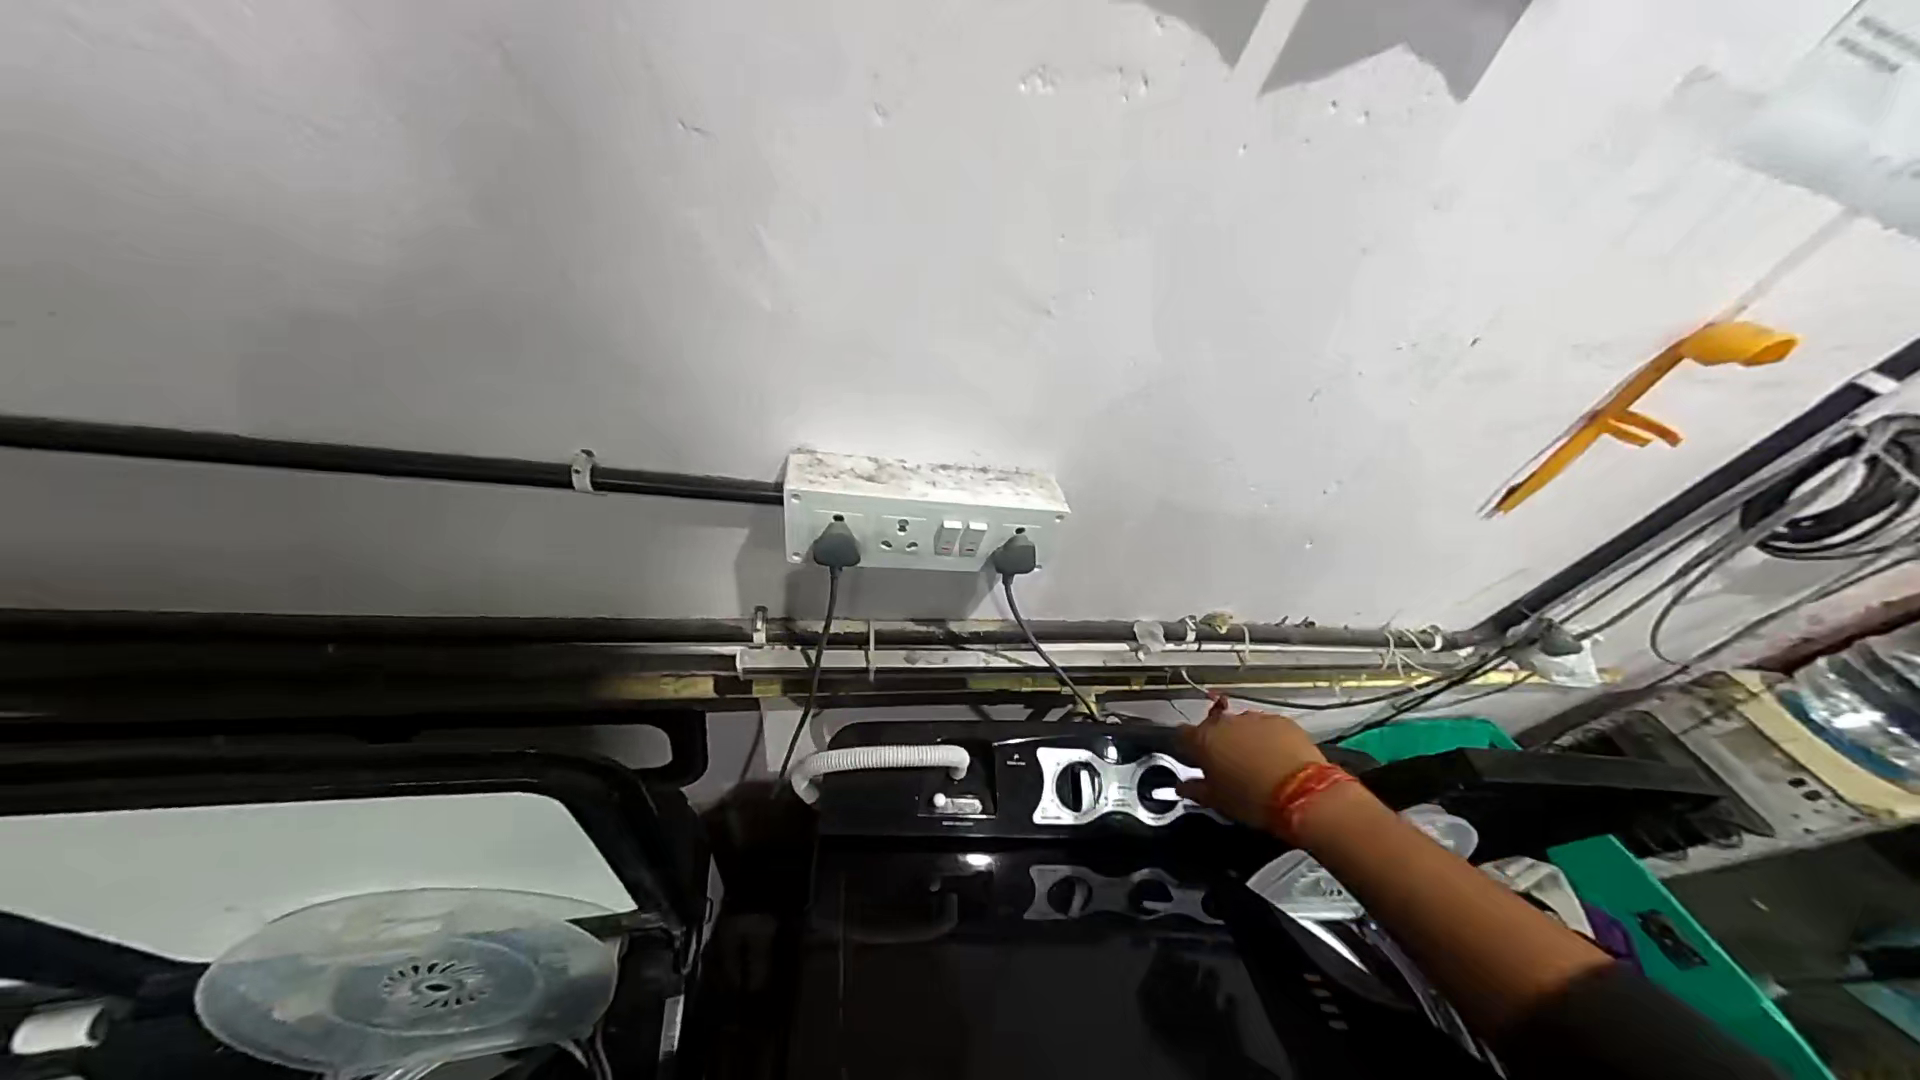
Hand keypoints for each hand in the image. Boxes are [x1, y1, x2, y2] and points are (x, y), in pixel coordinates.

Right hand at [1175, 696, 1326, 829]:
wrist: (1305, 795)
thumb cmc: (1254, 800)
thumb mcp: (1218, 801)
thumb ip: (1195, 789)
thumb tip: (1184, 787)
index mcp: (1202, 739)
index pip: (1182, 734)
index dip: (1188, 747)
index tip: (1196, 760)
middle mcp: (1225, 722)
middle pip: (1213, 727)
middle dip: (1218, 742)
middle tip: (1228, 765)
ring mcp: (1254, 718)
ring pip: (1241, 725)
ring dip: (1243, 738)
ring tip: (1256, 763)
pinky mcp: (1281, 720)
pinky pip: (1267, 726)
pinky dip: (1268, 738)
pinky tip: (1277, 758)